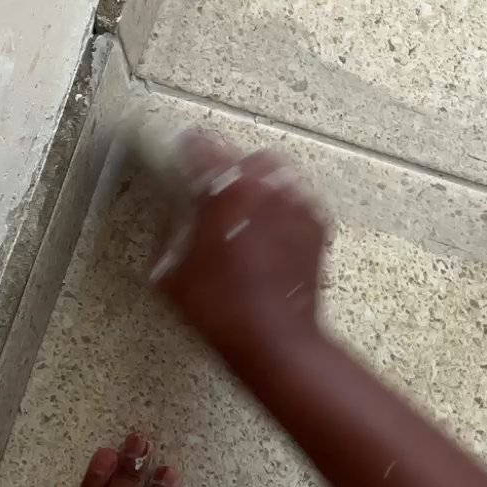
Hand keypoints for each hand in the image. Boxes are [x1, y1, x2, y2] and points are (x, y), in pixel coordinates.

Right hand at [150, 132, 331, 368]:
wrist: (275, 341)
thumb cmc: (217, 309)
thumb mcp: (169, 270)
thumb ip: (170, 224)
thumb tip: (175, 205)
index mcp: (223, 190)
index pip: (198, 144)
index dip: (184, 148)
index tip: (176, 156)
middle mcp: (264, 185)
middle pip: (241, 154)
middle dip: (225, 167)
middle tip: (211, 193)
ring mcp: (296, 201)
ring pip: (274, 170)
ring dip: (256, 183)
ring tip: (244, 212)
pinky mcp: (317, 221)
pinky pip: (294, 196)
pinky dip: (280, 203)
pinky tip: (269, 231)